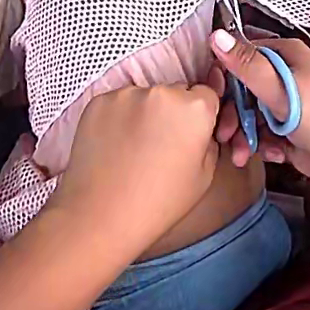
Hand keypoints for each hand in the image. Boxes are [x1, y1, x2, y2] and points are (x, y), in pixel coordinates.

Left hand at [39, 83, 222, 255]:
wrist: (100, 217)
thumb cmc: (160, 202)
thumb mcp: (206, 174)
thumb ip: (210, 139)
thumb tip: (201, 128)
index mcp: (196, 108)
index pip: (207, 94)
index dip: (201, 115)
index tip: (191, 134)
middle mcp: (163, 92)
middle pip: (176, 92)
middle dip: (174, 111)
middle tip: (163, 143)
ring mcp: (127, 94)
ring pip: (146, 97)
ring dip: (146, 113)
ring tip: (136, 147)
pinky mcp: (98, 102)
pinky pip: (119, 103)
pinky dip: (120, 118)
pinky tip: (116, 145)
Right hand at [210, 30, 309, 179]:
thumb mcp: (280, 90)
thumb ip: (248, 65)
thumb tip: (219, 35)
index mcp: (286, 56)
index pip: (240, 57)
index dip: (223, 80)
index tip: (212, 100)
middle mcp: (285, 75)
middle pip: (241, 90)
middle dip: (232, 116)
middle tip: (226, 134)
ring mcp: (286, 101)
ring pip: (248, 114)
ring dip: (244, 136)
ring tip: (245, 153)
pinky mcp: (286, 124)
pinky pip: (261, 131)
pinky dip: (262, 144)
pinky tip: (274, 153)